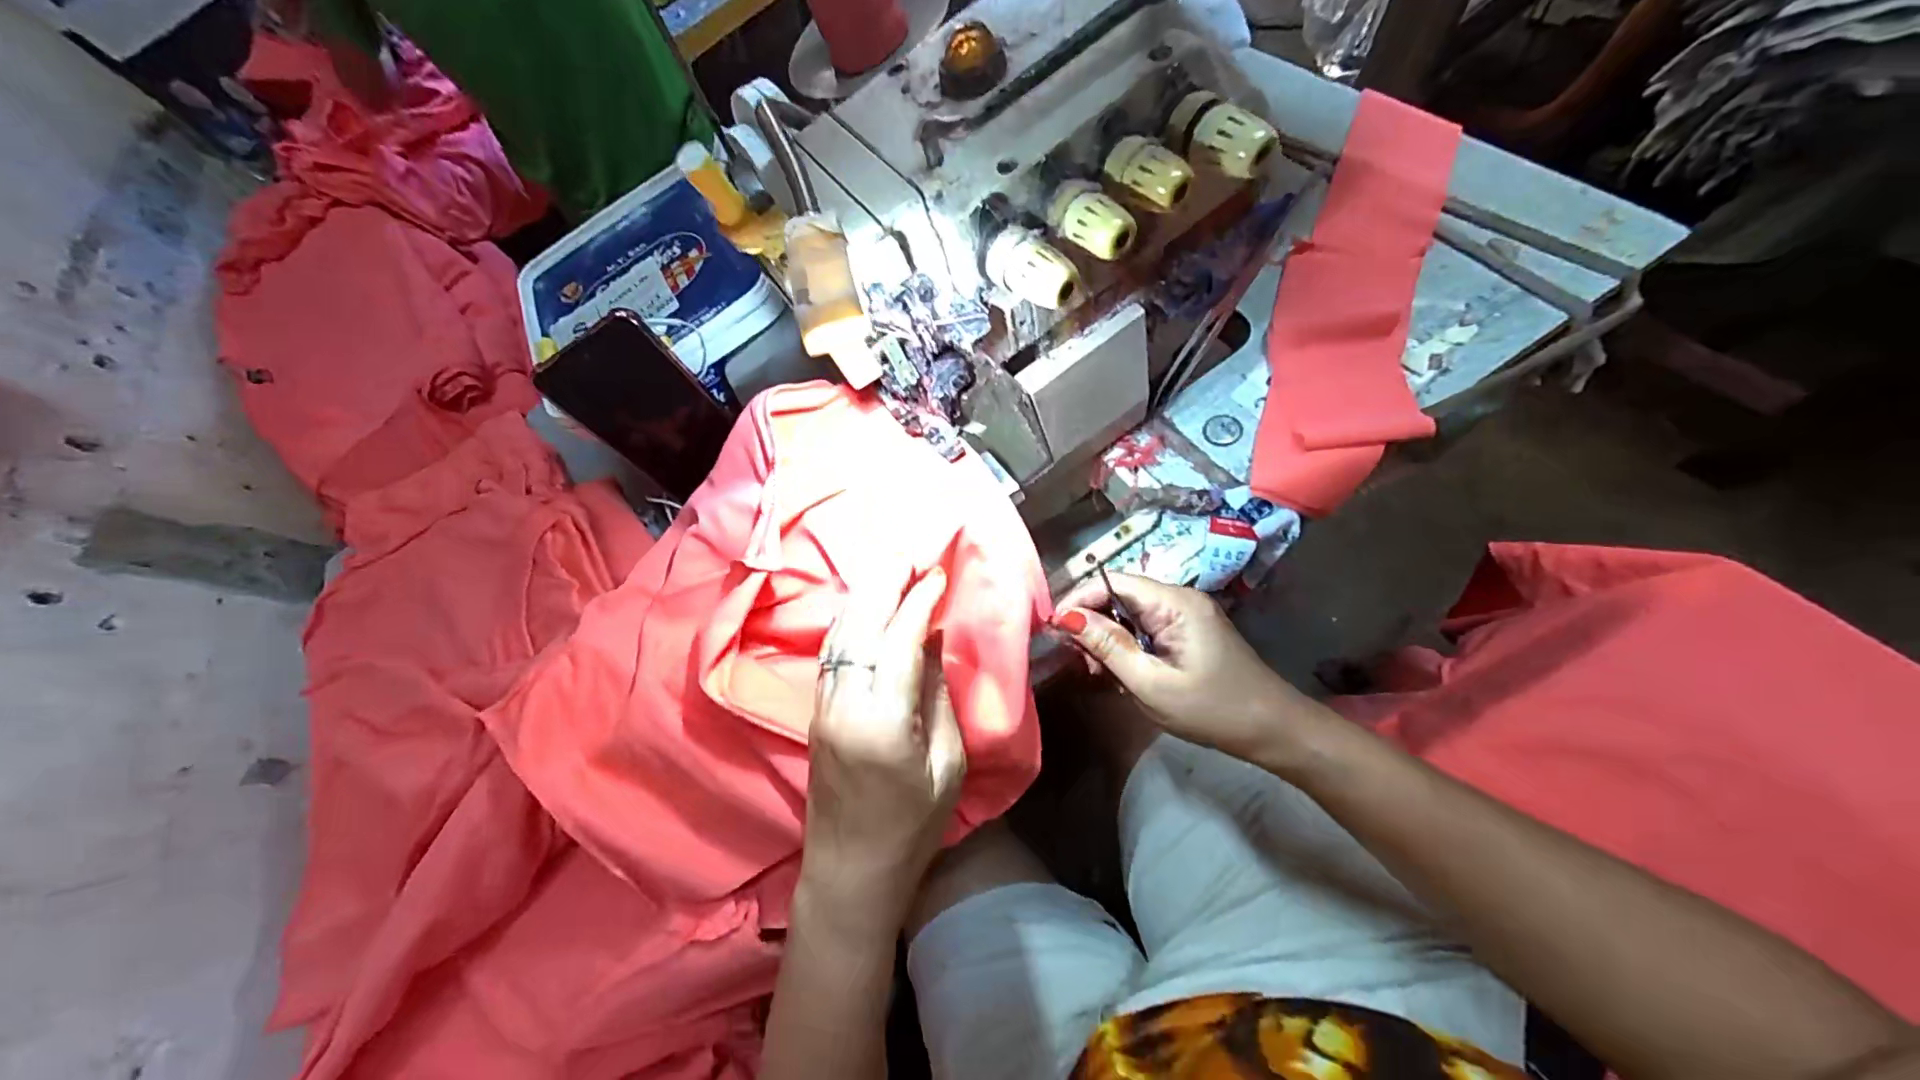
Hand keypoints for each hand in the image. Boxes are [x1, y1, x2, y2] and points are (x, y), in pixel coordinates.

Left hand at [803, 569, 966, 917]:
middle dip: (886, 581)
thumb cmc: (912, 826)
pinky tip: (866, 604)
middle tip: (912, 551)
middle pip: (862, 623)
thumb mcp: (945, 765)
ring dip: (866, 594)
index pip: (899, 639)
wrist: (849, 869)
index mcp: (883, 719)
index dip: (920, 601)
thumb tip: (933, 640)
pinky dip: (852, 618)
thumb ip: (937, 696)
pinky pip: (833, 649)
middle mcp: (844, 701)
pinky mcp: (816, 709)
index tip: (939, 572)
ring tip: (892, 566)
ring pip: (842, 632)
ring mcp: (823, 703)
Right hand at [1054, 573, 1314, 763]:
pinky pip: (1144, 627)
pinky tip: (1119, 672)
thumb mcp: (1152, 684)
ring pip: (1128, 613)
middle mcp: (1178, 598)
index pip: (1112, 581)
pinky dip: (1126, 646)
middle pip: (1118, 595)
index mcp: (1174, 603)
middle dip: (1091, 623)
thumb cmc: (1213, 710)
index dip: (1079, 600)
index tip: (1055, 631)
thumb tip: (1066, 617)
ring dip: (1107, 638)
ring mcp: (1184, 614)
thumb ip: (1108, 647)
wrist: (1273, 730)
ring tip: (1098, 673)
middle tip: (1078, 661)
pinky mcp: (1186, 631)